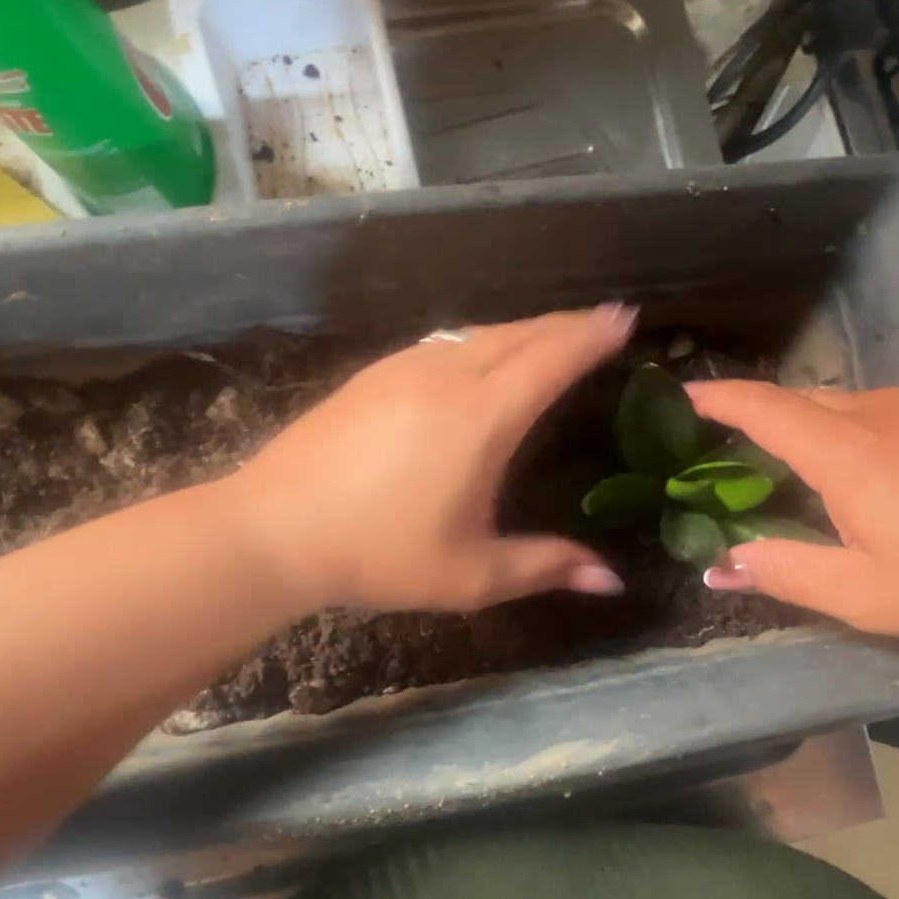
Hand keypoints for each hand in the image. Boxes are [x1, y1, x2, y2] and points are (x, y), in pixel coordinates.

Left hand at [224, 306, 634, 613]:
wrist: (273, 530)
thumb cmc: (379, 554)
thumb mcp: (471, 574)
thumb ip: (546, 567)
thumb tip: (612, 581)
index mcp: (482, 417)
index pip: (552, 358)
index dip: (593, 335)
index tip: (626, 317)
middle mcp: (448, 376)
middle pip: (521, 333)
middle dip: (567, 324)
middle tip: (602, 322)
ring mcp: (406, 367)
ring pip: (482, 332)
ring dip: (526, 329)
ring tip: (553, 336)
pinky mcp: (375, 373)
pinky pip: (448, 341)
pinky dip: (485, 340)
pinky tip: (483, 357)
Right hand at [688, 382, 898, 654]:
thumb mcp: (863, 595)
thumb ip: (783, 571)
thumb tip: (719, 564)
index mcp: (847, 449)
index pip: (762, 407)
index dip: (716, 399)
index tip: (679, 399)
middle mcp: (879, 412)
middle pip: (797, 401)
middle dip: (754, 417)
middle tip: (722, 453)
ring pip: (839, 406)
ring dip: (802, 428)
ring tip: (781, 469)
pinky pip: (876, 416)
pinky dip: (842, 434)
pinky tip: (853, 476)